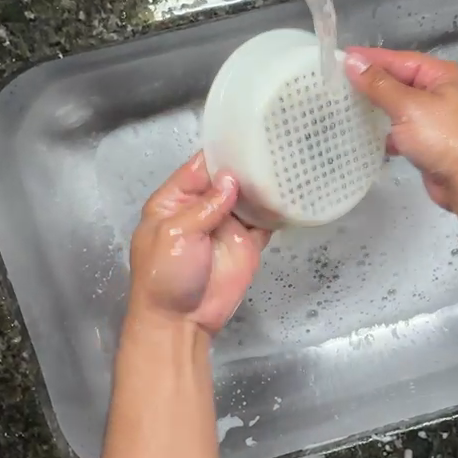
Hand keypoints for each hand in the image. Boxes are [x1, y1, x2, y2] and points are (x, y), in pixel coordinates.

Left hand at [128, 153, 269, 333]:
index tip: (243, 136)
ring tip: (287, 163)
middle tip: (273, 145)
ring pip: (248, 198)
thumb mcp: (176, 234)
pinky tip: (292, 195)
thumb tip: (231, 180)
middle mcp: (202, 209)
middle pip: (227, 180)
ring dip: (263, 186)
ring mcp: (227, 226)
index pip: (198, 168)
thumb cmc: (165, 276)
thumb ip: (204, 206)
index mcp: (175, 201)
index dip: (219, 153)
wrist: (180, 321)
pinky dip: (276, 211)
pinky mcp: (247, 244)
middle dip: (246, 166)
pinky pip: (264, 223)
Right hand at [344, 47, 457, 209]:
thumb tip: (352, 61)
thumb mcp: (407, 106)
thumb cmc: (440, 137)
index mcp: (439, 74)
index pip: (398, 59)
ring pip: (398, 106)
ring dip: (376, 108)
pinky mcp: (428, 140)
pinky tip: (366, 136)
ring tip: (344, 107)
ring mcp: (434, 117)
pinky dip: (386, 132)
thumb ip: (378, 84)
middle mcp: (439, 91)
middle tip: (336, 84)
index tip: (340, 59)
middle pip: (398, 81)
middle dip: (370, 84)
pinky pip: (401, 129)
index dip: (369, 59)